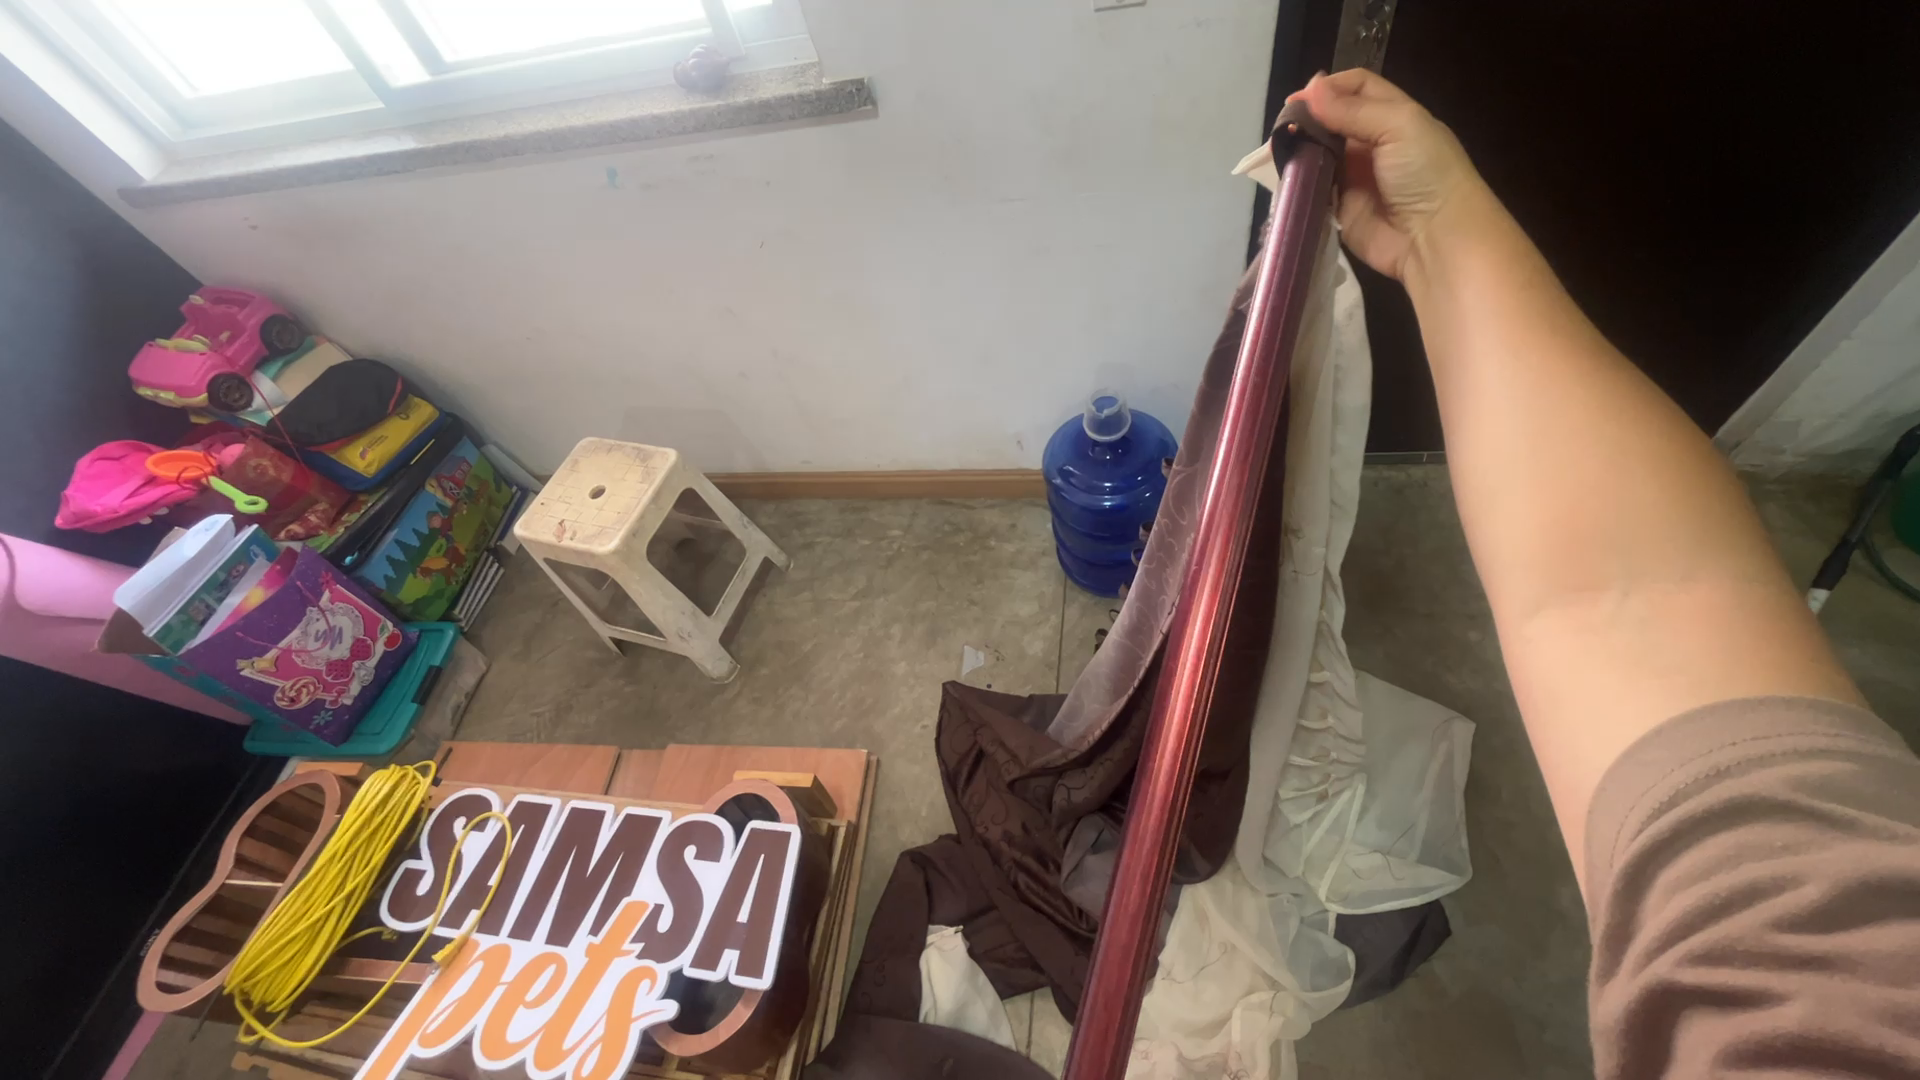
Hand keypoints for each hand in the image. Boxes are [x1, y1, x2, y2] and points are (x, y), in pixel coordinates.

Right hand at [1288, 69, 1492, 281]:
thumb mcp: (1398, 126)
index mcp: (1392, 115)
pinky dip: (1297, 185)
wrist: (1432, 237)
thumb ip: (1353, 111)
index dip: (1328, 88)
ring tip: (1276, 152)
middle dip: (1306, 120)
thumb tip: (1310, 90)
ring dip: (1298, 152)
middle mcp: (1370, 143)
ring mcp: (1352, 178)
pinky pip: (1313, 192)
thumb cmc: (1425, 173)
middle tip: (1280, 129)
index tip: (1296, 99)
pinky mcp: (1338, 209)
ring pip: (1318, 156)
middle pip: (1331, 121)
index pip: (1356, 88)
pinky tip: (1282, 180)